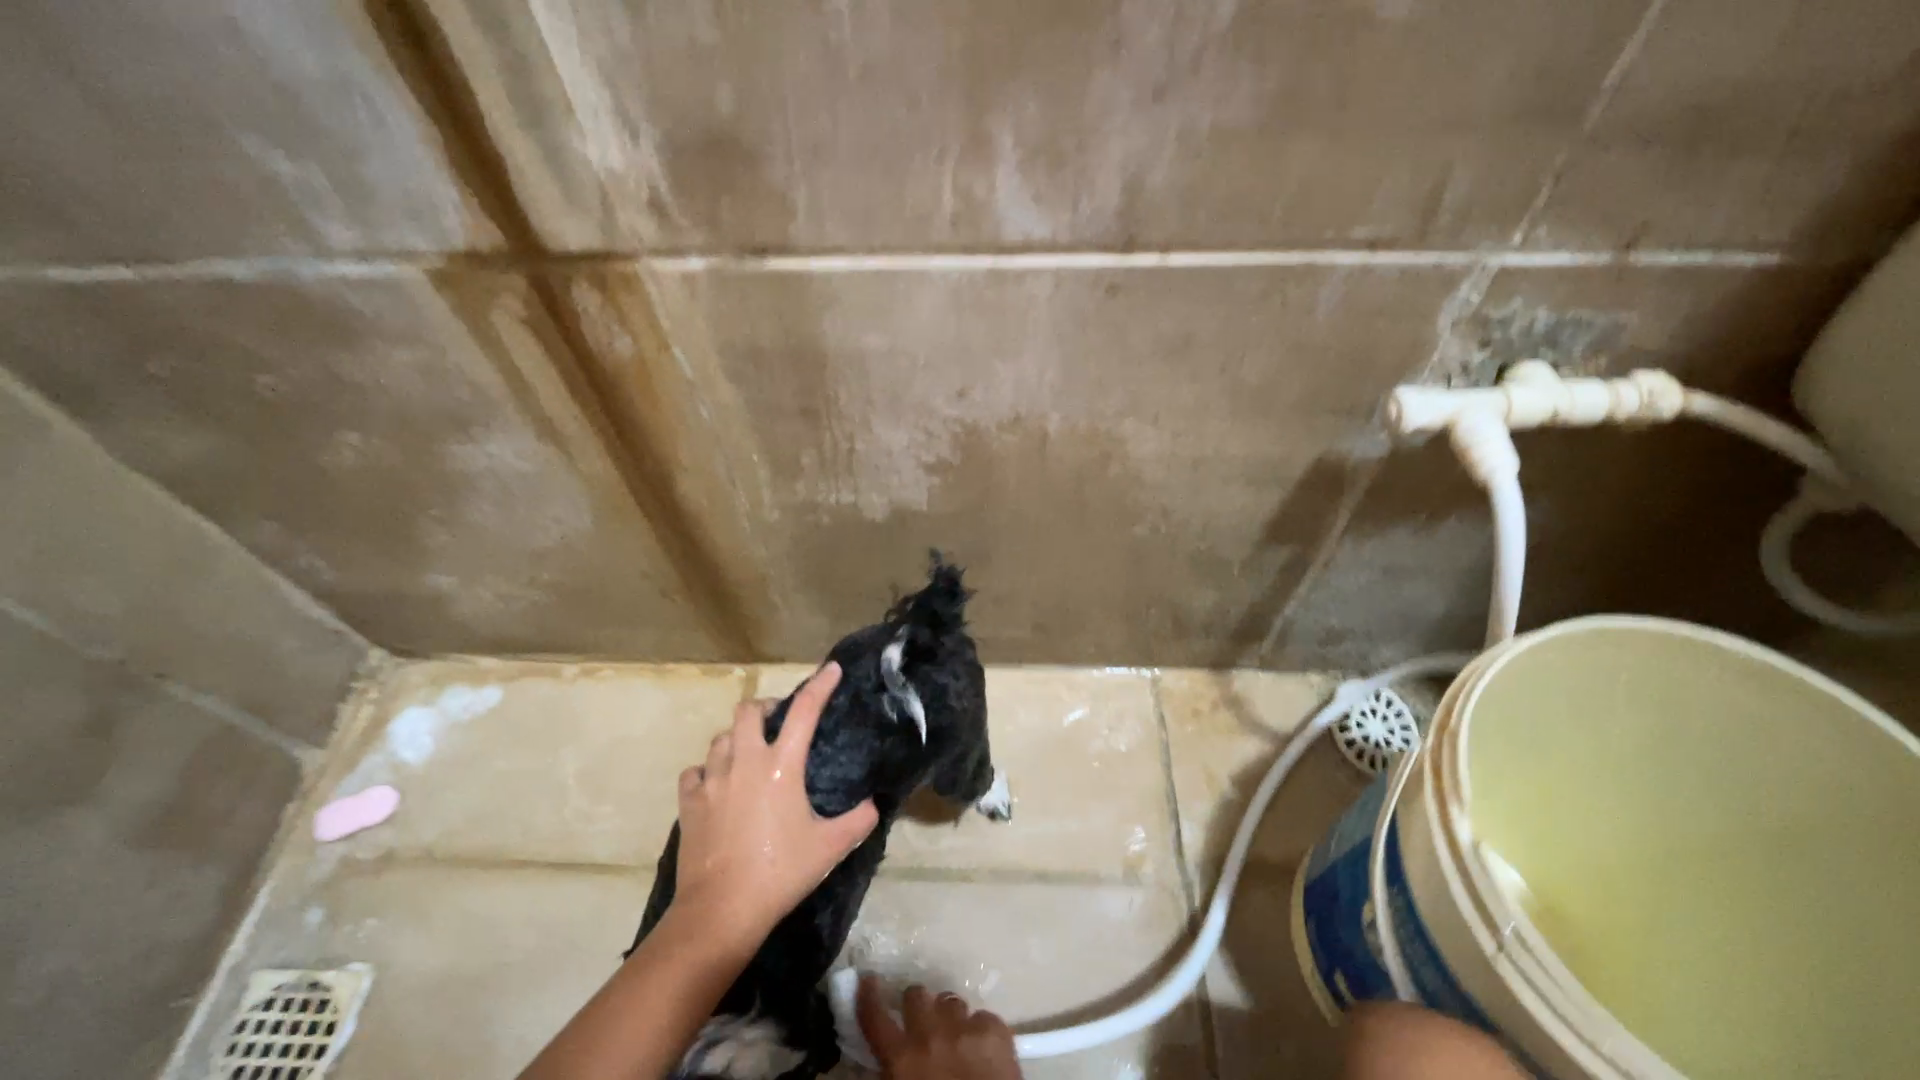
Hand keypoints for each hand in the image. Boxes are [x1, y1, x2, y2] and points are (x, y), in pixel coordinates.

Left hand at [671, 662, 877, 943]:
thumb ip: (857, 822)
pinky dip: (706, 772)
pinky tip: (716, 786)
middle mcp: (744, 762)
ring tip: (749, 755)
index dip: (820, 686)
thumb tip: (873, 806)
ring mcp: (711, 780)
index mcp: (781, 766)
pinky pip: (694, 772)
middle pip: (749, 711)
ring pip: (721, 739)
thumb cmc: (780, 872)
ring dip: (737, 739)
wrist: (721, 909)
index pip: (804, 712)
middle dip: (766, 708)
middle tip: (779, 722)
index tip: (830, 669)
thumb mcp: (829, 848)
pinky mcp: (688, 802)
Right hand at [857, 977, 1022, 1079]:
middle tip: (922, 1019)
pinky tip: (983, 1049)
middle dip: (917, 1004)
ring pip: (950, 1001)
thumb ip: (891, 1071)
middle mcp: (929, 1034)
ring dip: (948, 1016)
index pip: (875, 1016)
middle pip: (916, 995)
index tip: (869, 981)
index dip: (869, 995)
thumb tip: (885, 1058)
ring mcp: (963, 1028)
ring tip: (954, 1034)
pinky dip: (980, 1030)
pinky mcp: (994, 1030)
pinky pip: (982, 1017)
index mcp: (901, 1057)